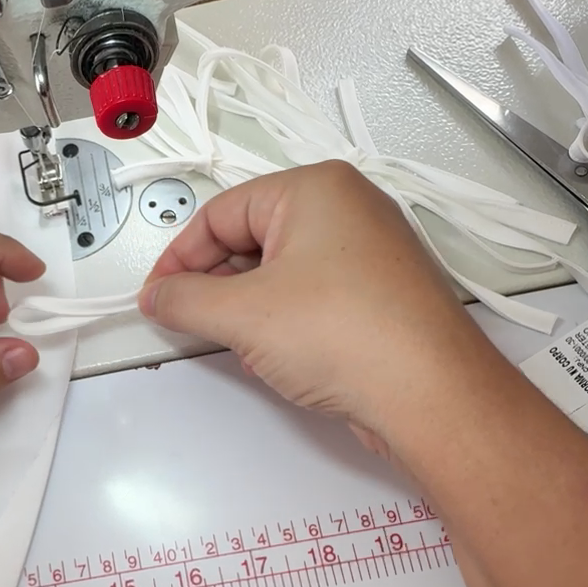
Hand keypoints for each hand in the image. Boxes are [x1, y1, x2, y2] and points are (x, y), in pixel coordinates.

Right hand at [138, 162, 478, 440]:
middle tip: (188, 319)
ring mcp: (367, 255)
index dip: (180, 256)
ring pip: (279, 272)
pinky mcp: (376, 296)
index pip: (221, 213)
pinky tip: (273, 354)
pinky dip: (279, 321)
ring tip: (235, 340)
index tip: (158, 295)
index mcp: (316, 190)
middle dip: (214, 284)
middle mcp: (347, 212)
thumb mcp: (243, 315)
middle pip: (250, 239)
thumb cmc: (349, 336)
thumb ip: (184, 300)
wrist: (430, 396)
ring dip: (245, 308)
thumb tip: (157, 296)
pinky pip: (308, 297)